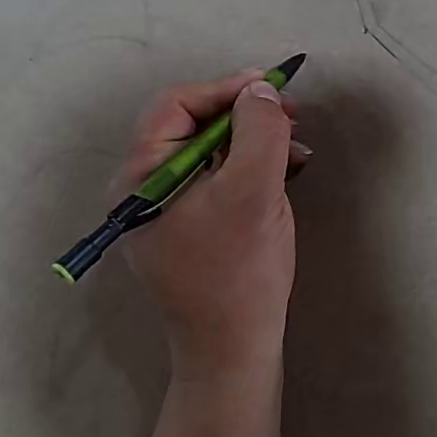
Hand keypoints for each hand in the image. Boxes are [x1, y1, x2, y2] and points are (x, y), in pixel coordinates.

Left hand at [117, 71, 308, 380]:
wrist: (234, 348)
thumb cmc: (239, 270)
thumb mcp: (253, 191)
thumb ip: (259, 132)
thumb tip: (260, 90)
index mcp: (141, 175)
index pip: (175, 106)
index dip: (224, 89)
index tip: (270, 87)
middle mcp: (145, 186)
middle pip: (192, 126)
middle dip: (244, 115)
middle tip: (289, 114)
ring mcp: (167, 207)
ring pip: (210, 151)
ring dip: (253, 140)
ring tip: (295, 146)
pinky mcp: (191, 223)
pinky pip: (218, 177)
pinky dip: (250, 167)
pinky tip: (284, 170)